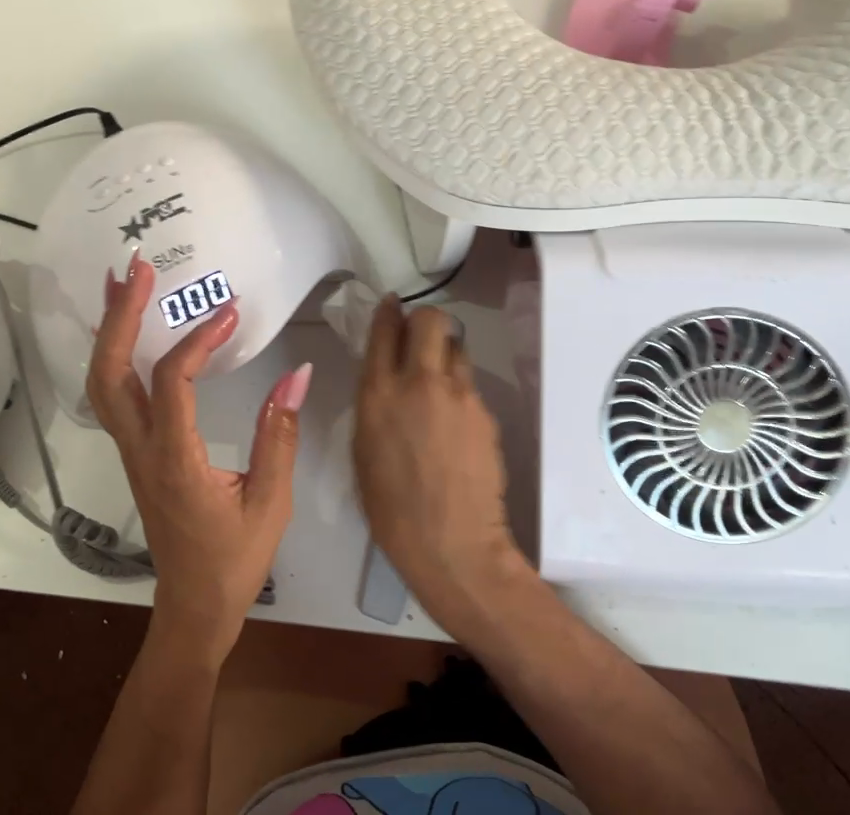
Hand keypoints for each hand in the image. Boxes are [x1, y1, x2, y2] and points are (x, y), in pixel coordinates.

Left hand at [87, 256, 311, 661]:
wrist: (194, 604)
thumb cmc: (234, 560)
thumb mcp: (270, 502)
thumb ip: (278, 436)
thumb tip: (296, 375)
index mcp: (174, 462)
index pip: (172, 385)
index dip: (197, 342)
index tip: (227, 312)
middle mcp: (141, 450)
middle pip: (109, 374)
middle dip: (119, 316)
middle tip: (136, 268)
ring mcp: (130, 451)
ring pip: (101, 383)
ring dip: (110, 330)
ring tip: (120, 284)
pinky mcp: (133, 452)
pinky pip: (112, 395)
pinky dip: (114, 354)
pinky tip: (129, 331)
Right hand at [353, 296, 532, 632]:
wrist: (450, 543)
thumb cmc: (390, 507)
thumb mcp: (363, 448)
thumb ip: (376, 404)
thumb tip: (388, 382)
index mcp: (377, 393)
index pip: (385, 329)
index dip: (388, 311)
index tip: (390, 305)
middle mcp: (419, 382)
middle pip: (431, 321)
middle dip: (425, 319)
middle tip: (419, 335)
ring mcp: (459, 395)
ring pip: (457, 347)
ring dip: (446, 353)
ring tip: (438, 380)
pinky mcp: (485, 413)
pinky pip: (470, 385)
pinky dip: (460, 390)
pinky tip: (454, 421)